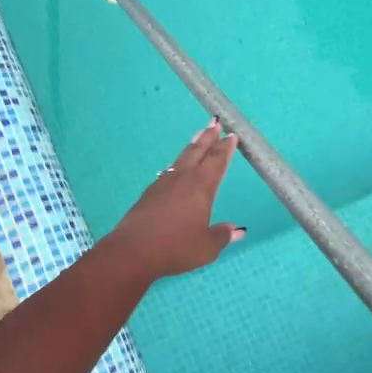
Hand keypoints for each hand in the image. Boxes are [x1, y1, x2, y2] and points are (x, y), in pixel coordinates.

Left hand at [101, 117, 243, 278]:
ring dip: (191, 147)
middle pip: (197, 152)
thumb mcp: (206, 247)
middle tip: (214, 122)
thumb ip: (221, 236)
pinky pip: (168, 172)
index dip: (225, 148)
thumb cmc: (176, 247)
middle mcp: (182, 179)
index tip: (231, 136)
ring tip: (197, 137)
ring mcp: (163, 184)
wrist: (134, 250)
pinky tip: (175, 170)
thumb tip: (237, 230)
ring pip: (181, 159)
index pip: (216, 161)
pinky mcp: (149, 193)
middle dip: (207, 137)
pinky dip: (177, 165)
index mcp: (201, 187)